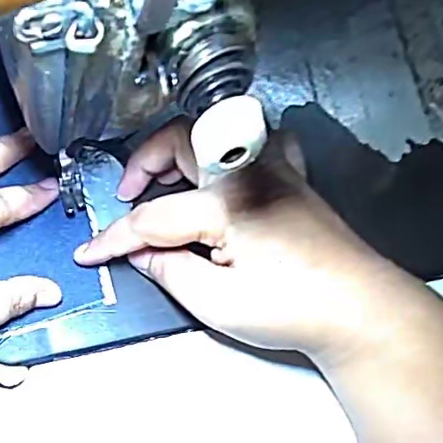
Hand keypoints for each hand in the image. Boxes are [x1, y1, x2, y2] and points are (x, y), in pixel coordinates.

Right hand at [73, 118, 427, 368]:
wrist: (355, 309)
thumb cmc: (289, 308)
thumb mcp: (214, 302)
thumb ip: (168, 271)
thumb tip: (141, 254)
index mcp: (223, 200)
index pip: (152, 217)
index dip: (113, 239)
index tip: (87, 254)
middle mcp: (248, 170)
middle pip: (179, 143)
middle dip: (142, 165)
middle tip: (125, 196)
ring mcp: (276, 168)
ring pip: (216, 132)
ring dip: (183, 150)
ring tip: (166, 181)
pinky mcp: (294, 179)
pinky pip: (258, 144)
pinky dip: (231, 152)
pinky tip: (226, 174)